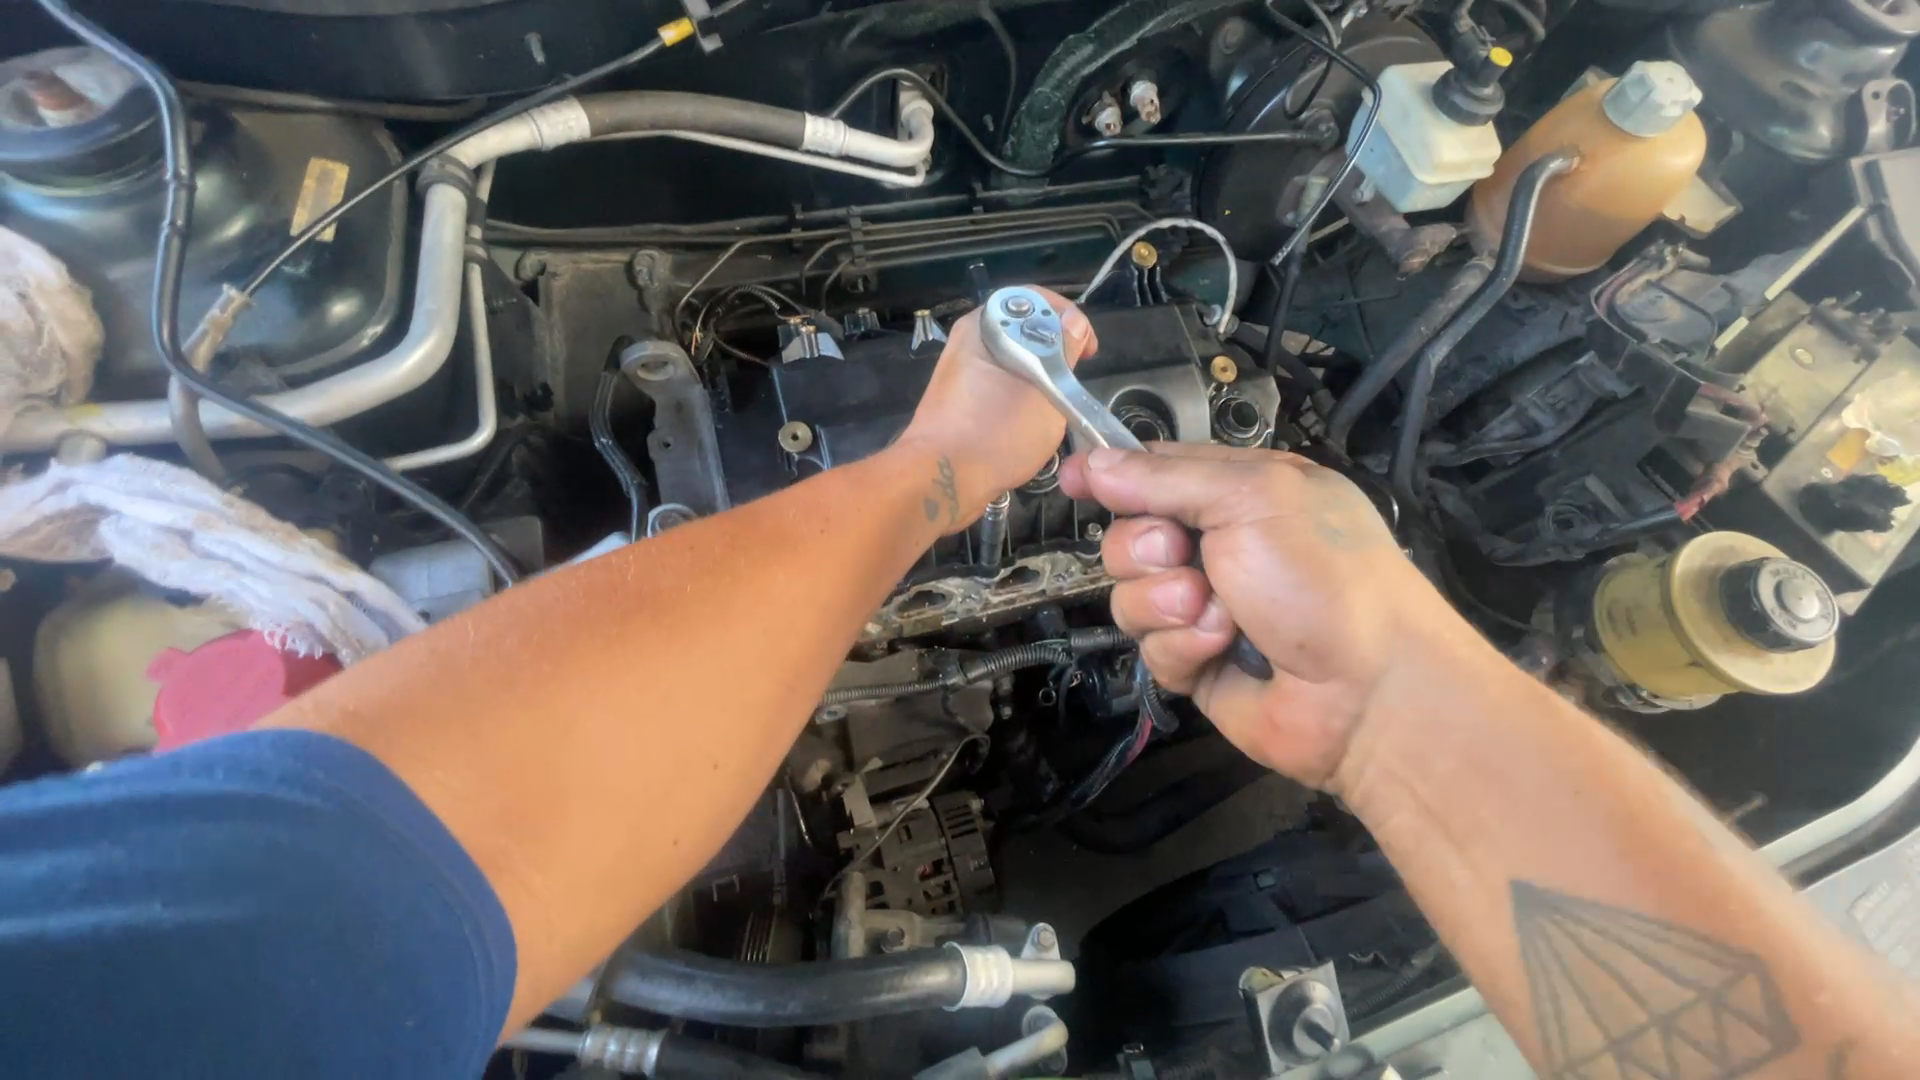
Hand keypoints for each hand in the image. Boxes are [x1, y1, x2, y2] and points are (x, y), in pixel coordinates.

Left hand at [897, 289, 1096, 528]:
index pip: (1032, 299)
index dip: (1067, 317)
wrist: (942, 481)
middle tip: (1074, 382)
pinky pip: (997, 392)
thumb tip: (1073, 322)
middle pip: (1022, 333)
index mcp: (982, 326)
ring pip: (1011, 366)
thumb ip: (1063, 351)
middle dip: (1054, 355)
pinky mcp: (958, 406)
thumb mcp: (1045, 390)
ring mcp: (959, 376)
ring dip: (1038, 383)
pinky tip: (1030, 427)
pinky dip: (1018, 402)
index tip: (1089, 350)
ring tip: (1055, 408)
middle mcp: (967, 344)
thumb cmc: (995, 432)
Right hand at [1059, 443, 1471, 793]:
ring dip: (1166, 602)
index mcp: (1238, 493)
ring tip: (1218, 613)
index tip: (1071, 479)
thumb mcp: (1251, 499)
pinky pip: (1150, 646)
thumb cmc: (1322, 576)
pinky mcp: (1192, 660)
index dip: (1110, 475)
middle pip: (1127, 536)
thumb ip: (1164, 477)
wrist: (1368, 694)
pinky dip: (1183, 646)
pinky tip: (1222, 650)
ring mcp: (1201, 606)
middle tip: (1185, 555)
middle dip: (1146, 548)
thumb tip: (1091, 461)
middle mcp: (1215, 546)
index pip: (1154, 472)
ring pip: (1128, 595)